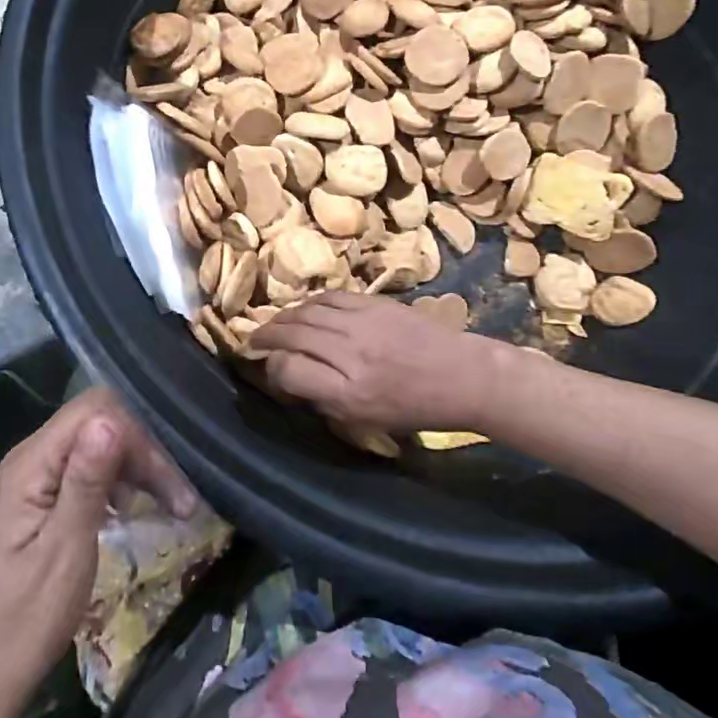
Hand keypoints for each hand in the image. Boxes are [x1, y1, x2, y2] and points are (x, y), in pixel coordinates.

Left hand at [0, 388, 195, 717]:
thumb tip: (110, 419)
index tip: (172, 480)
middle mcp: (30, 457)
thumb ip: (87, 481)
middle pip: (96, 422)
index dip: (137, 435)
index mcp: (30, 463)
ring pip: (96, 443)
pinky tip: (136, 507)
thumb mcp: (66, 549)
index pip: (92, 412)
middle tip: (181, 496)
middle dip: (143, 449)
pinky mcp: (43, 495)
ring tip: (172, 502)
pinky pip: (87, 466)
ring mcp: (35, 475)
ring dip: (136, 466)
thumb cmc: (30, 617)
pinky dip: (118, 480)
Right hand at [249, 291, 517, 431]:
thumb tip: (289, 376)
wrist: (463, 376)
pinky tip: (303, 309)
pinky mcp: (374, 303)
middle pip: (292, 334)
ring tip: (273, 324)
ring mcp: (363, 324)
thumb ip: (323, 398)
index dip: (272, 369)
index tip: (270, 370)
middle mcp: (351, 354)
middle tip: (254, 340)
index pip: (289, 371)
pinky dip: (309, 302)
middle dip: (266, 336)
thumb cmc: (415, 408)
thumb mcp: (366, 420)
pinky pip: (329, 297)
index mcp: (349, 392)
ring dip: (282, 317)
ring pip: (306, 312)